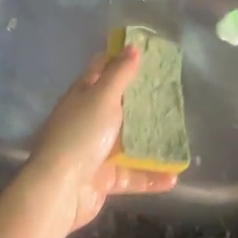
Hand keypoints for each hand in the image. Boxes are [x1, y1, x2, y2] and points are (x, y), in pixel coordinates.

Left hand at [20, 46, 177, 233]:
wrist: (60, 190)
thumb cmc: (81, 134)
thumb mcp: (102, 97)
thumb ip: (119, 74)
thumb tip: (133, 47)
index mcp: (83, 95)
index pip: (101, 69)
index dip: (121, 59)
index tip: (148, 54)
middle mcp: (88, 119)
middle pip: (117, 105)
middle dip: (141, 100)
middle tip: (171, 92)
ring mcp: (95, 150)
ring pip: (127, 142)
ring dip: (149, 141)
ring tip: (177, 135)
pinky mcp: (103, 179)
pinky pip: (131, 176)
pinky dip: (150, 177)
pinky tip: (173, 177)